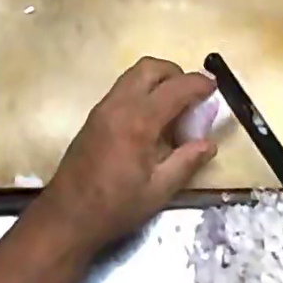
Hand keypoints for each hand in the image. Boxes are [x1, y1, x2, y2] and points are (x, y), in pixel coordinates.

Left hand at [26, 57, 216, 256]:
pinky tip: (152, 117)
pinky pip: (123, 88)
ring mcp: (104, 106)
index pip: (174, 89)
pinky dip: (142, 89)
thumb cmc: (115, 206)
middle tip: (193, 95)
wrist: (67, 214)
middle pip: (150, 68)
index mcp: (138, 121)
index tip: (214, 86)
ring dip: (158, 79)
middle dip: (175, 73)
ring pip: (134, 74)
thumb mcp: (159, 191)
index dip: (197, 84)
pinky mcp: (95, 114)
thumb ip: (186, 162)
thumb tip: (209, 143)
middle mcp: (119, 104)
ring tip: (175, 106)